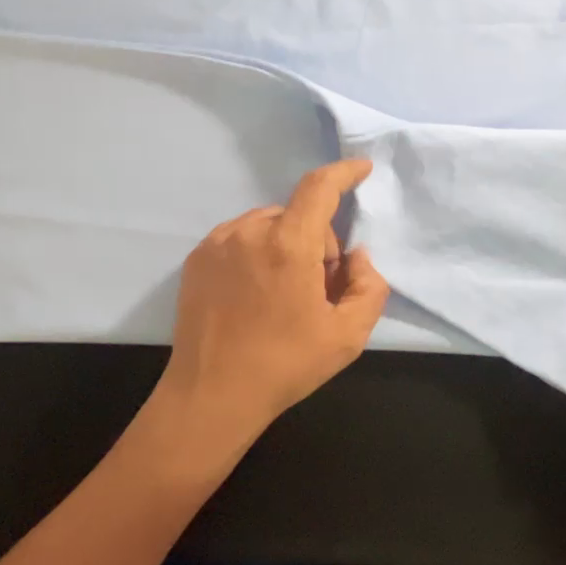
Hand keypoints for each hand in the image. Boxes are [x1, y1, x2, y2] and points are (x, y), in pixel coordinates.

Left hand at [157, 159, 390, 441]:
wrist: (211, 395)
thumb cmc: (284, 365)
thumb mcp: (348, 336)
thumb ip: (368, 287)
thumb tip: (356, 257)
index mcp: (289, 244)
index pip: (319, 188)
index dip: (344, 173)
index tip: (361, 170)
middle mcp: (250, 231)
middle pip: (297, 216)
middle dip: (317, 243)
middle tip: (319, 291)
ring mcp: (218, 243)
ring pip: (267, 226)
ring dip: (285, 247)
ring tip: (283, 298)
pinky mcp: (197, 259)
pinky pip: (239, 239)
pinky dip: (256, 254)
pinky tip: (254, 297)